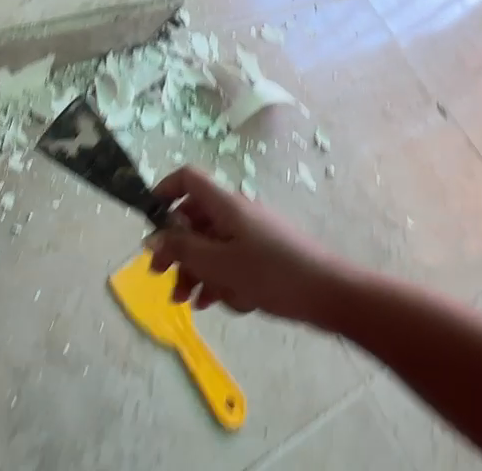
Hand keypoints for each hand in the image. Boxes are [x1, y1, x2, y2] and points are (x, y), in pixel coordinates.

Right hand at [145, 165, 348, 321]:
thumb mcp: (219, 264)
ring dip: (195, 271)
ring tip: (187, 301)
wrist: (330, 294)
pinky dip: (219, 279)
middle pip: (193, 220)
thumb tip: (151, 239)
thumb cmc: (271, 273)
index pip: (187, 179)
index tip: (151, 222)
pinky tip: (216, 303)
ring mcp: (250, 234)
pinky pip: (230, 261)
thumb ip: (182, 250)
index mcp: (224, 204)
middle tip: (161, 276)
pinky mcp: (263, 256)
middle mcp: (236, 213)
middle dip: (176, 249)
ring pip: (210, 245)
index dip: (164, 192)